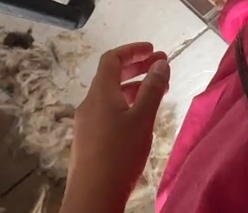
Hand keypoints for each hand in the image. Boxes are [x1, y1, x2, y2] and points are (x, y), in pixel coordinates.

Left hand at [62, 43, 169, 212]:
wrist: (91, 201)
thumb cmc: (118, 155)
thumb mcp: (142, 119)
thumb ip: (153, 88)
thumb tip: (161, 63)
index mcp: (100, 93)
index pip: (112, 59)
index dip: (133, 50)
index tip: (153, 50)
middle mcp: (89, 104)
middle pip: (111, 76)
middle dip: (137, 68)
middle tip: (160, 66)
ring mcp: (86, 124)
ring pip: (111, 96)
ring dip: (134, 88)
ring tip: (157, 93)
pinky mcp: (88, 142)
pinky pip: (108, 112)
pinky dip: (126, 105)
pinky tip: (140, 119)